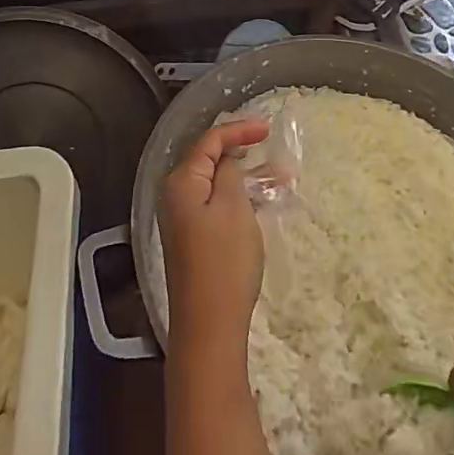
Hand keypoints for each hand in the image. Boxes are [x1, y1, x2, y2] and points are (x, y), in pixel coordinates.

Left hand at [160, 119, 271, 345]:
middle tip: (272, 150)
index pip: (208, 141)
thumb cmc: (224, 262)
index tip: (268, 129)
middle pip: (208, 160)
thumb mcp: (233, 208)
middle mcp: (174, 195)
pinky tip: (258, 202)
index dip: (238, 130)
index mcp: (180, 182)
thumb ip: (229, 174)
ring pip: (215, 183)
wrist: (209, 325)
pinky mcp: (192, 238)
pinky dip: (237, 196)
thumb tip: (227, 160)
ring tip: (278, 179)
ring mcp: (182, 218)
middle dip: (242, 152)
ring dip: (244, 176)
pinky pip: (215, 203)